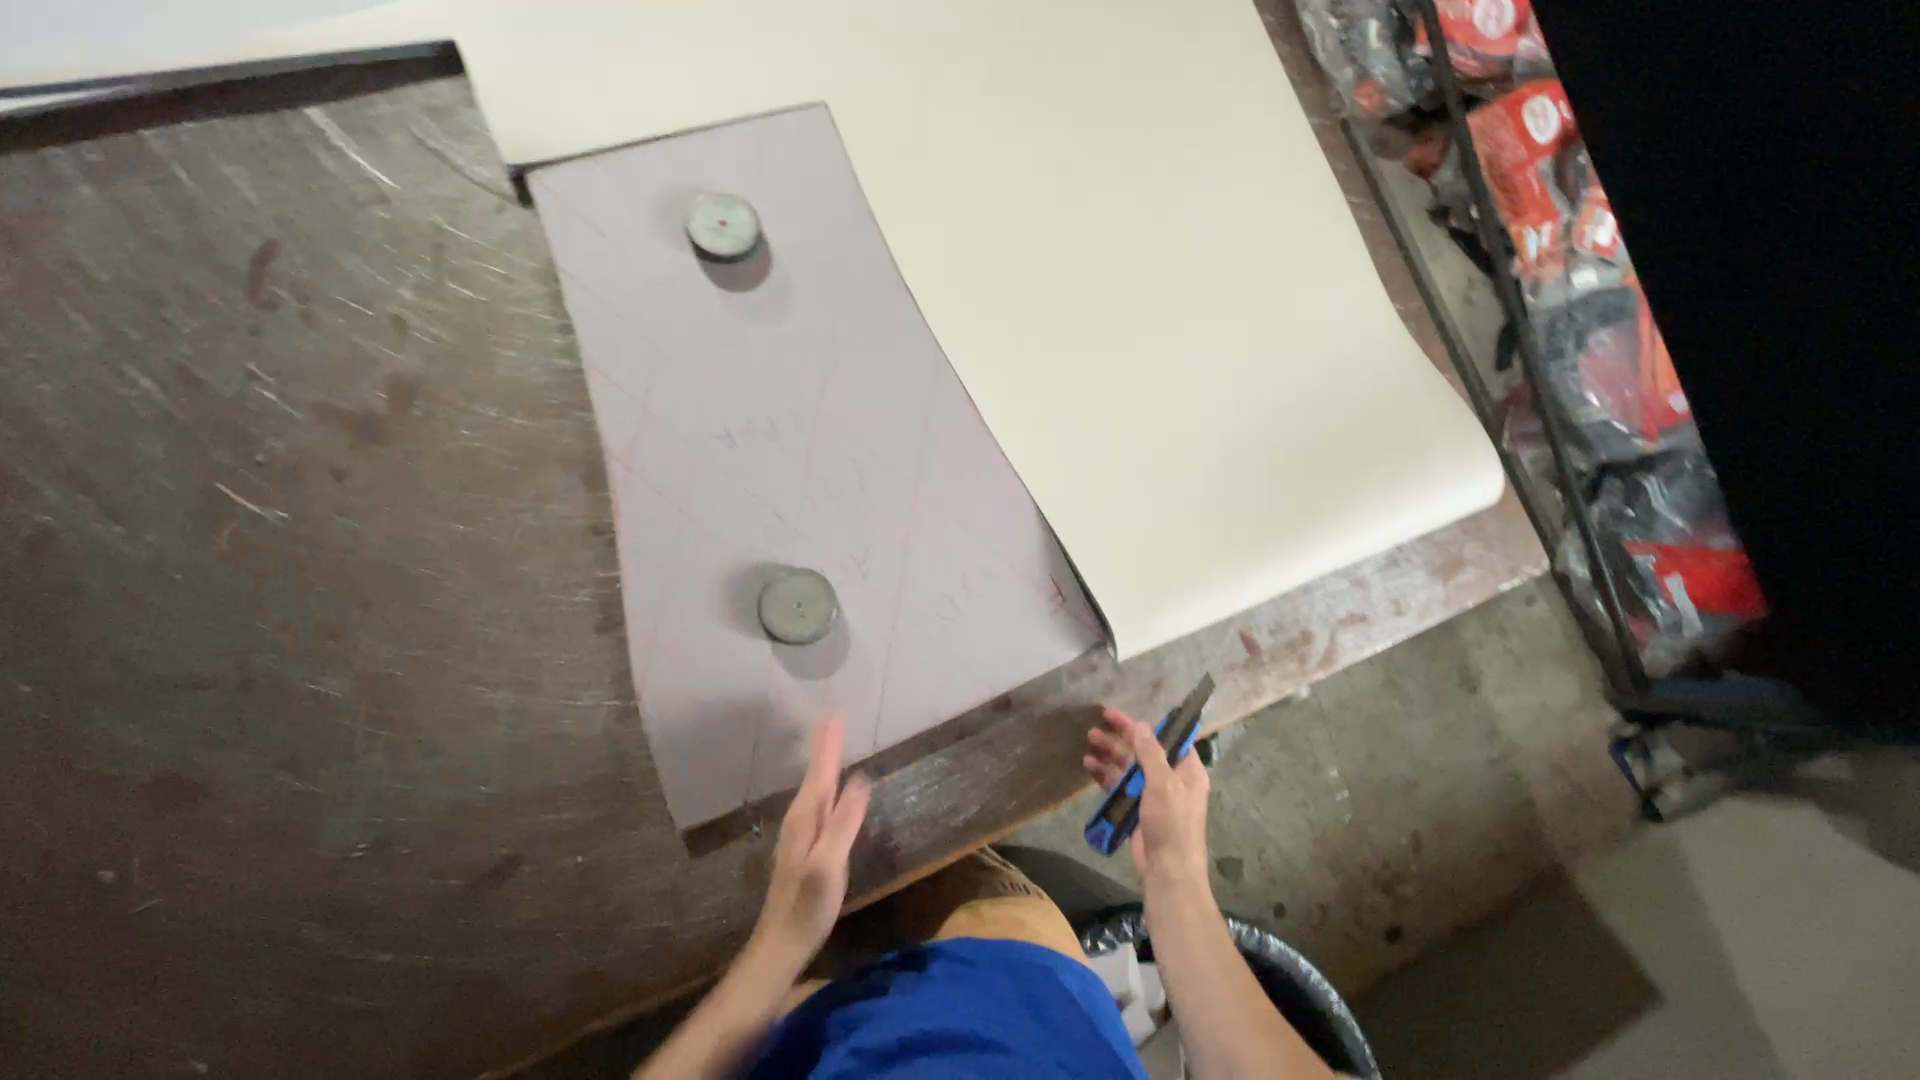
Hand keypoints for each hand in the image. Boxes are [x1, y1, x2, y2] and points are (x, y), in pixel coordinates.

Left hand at [749, 712, 870, 976]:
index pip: (821, 771)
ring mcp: (800, 834)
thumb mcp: (829, 865)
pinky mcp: (804, 847)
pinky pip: (817, 802)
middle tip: (833, 716)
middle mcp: (800, 819)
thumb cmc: (807, 907)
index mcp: (806, 818)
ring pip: (815, 786)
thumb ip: (844, 822)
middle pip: (816, 773)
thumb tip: (861, 779)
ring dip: (823, 761)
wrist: (780, 945)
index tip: (835, 712)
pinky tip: (828, 788)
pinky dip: (824, 784)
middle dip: (825, 744)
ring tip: (831, 741)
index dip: (829, 742)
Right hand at [1083, 706, 1210, 893]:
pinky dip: (1106, 775)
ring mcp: (1153, 795)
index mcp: (1187, 770)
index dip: (1147, 725)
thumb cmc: (1172, 823)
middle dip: (1123, 736)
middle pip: (1145, 750)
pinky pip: (1120, 786)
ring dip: (1111, 753)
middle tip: (1099, 720)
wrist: (1168, 869)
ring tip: (1089, 739)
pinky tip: (1089, 765)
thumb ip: (1150, 753)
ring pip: (1129, 767)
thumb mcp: (1163, 783)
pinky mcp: (1137, 809)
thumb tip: (1141, 725)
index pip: (1168, 739)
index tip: (1125, 714)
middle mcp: (1172, 779)